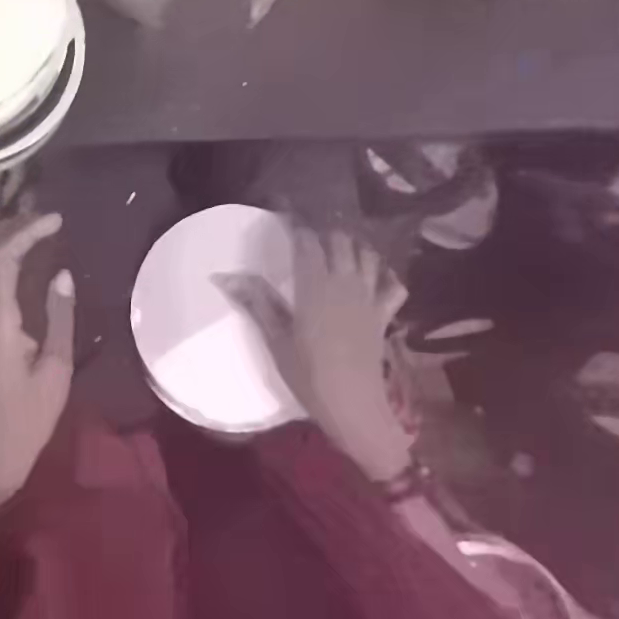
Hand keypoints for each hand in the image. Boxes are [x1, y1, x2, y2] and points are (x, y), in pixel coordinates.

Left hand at [0, 211, 74, 500]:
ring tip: (24, 229)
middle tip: (42, 220)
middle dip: (9, 226)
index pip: (2, 257)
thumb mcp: (57, 365)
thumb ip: (59, 316)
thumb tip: (62, 274)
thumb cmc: (33, 411)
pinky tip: (2, 256)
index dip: (26, 231)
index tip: (55, 220)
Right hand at [218, 226, 411, 479]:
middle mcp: (346, 284)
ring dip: (353, 246)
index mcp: (316, 287)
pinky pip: (393, 286)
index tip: (282, 212)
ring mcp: (370, 298)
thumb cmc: (308, 374)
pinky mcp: (384, 316)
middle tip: (307, 232)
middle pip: (341, 241)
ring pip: (368, 256)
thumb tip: (225, 276)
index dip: (295, 224)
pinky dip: (385, 275)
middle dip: (324, 231)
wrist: (353, 405)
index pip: (307, 242)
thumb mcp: (275, 339)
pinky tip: (374, 278)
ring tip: (337, 246)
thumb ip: (256, 302)